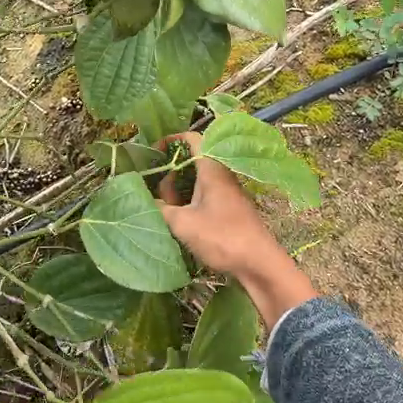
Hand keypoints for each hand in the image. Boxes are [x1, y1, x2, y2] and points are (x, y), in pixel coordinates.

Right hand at [158, 132, 317, 325]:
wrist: (259, 264)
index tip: (153, 154)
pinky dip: (189, 206)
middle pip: (189, 164)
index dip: (171, 141)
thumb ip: (158, 208)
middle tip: (162, 201)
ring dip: (178, 196)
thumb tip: (143, 201)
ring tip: (171, 217)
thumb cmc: (222, 237)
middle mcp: (220, 175)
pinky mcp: (228, 210)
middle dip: (170, 178)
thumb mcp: (182, 223)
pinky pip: (203, 198)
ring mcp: (226, 193)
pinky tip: (182, 225)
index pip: (192, 138)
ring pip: (195, 183)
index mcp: (211, 169)